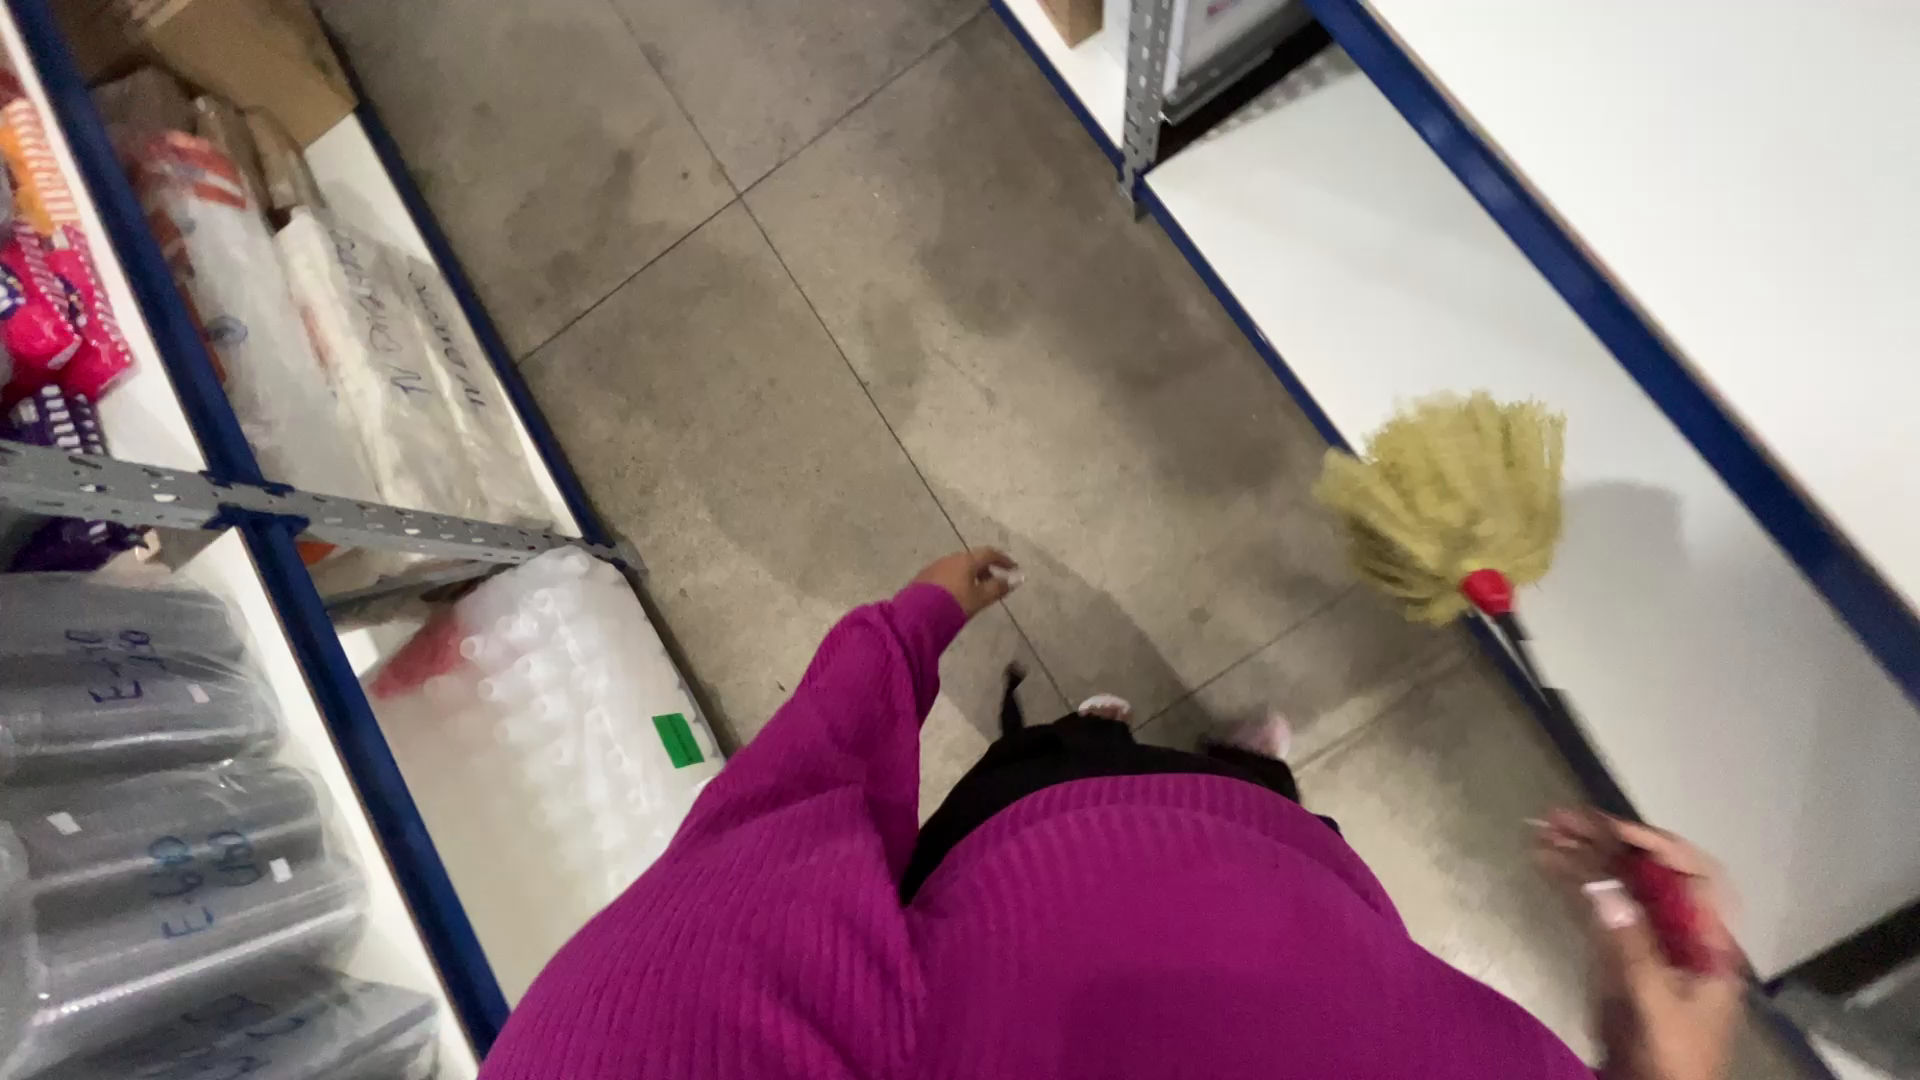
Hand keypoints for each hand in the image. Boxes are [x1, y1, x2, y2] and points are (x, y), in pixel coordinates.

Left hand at [913, 548, 1019, 619]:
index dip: (1003, 560)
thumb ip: (998, 588)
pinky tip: (956, 594)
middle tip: (994, 582)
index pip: (989, 553)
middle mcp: (951, 558)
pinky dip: (958, 579)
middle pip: (973, 559)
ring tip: (976, 591)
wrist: (918, 614)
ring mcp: (936, 566)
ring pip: (959, 566)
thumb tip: (1015, 579)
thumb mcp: (980, 598)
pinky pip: (947, 573)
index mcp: (966, 560)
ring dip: (971, 574)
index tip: (1013, 568)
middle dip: (986, 568)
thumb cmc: (955, 604)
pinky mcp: (925, 576)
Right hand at [1534, 810, 1742, 1079]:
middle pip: (1646, 872)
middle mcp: (1675, 930)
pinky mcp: (1612, 946)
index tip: (1612, 830)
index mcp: (1705, 942)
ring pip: (1614, 881)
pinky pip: (1592, 901)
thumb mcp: (1655, 1001)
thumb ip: (1631, 946)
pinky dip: (1567, 877)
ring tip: (1541, 830)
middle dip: (1606, 841)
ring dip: (1580, 853)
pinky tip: (1541, 860)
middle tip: (1559, 818)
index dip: (1659, 847)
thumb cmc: (1670, 1052)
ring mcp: (1642, 936)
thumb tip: (1604, 888)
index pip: (1694, 877)